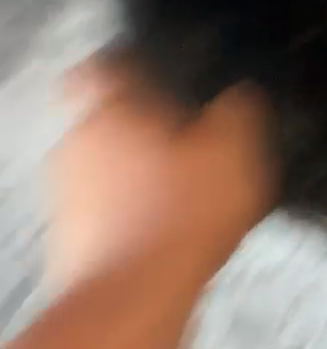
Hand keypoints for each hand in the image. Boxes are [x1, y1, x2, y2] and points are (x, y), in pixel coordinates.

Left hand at [49, 55, 276, 290]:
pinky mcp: (73, 225)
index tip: (159, 64)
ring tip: (198, 175)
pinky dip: (140, 194)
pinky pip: (110, 194)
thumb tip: (237, 92)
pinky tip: (179, 211)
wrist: (136, 288)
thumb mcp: (237, 147)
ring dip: (147, 159)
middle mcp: (78, 142)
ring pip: (110, 155)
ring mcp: (67, 187)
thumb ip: (237, 111)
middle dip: (152, 119)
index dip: (130, 60)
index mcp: (115, 113)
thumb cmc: (189, 205)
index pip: (105, 68)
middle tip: (203, 129)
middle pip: (110, 115)